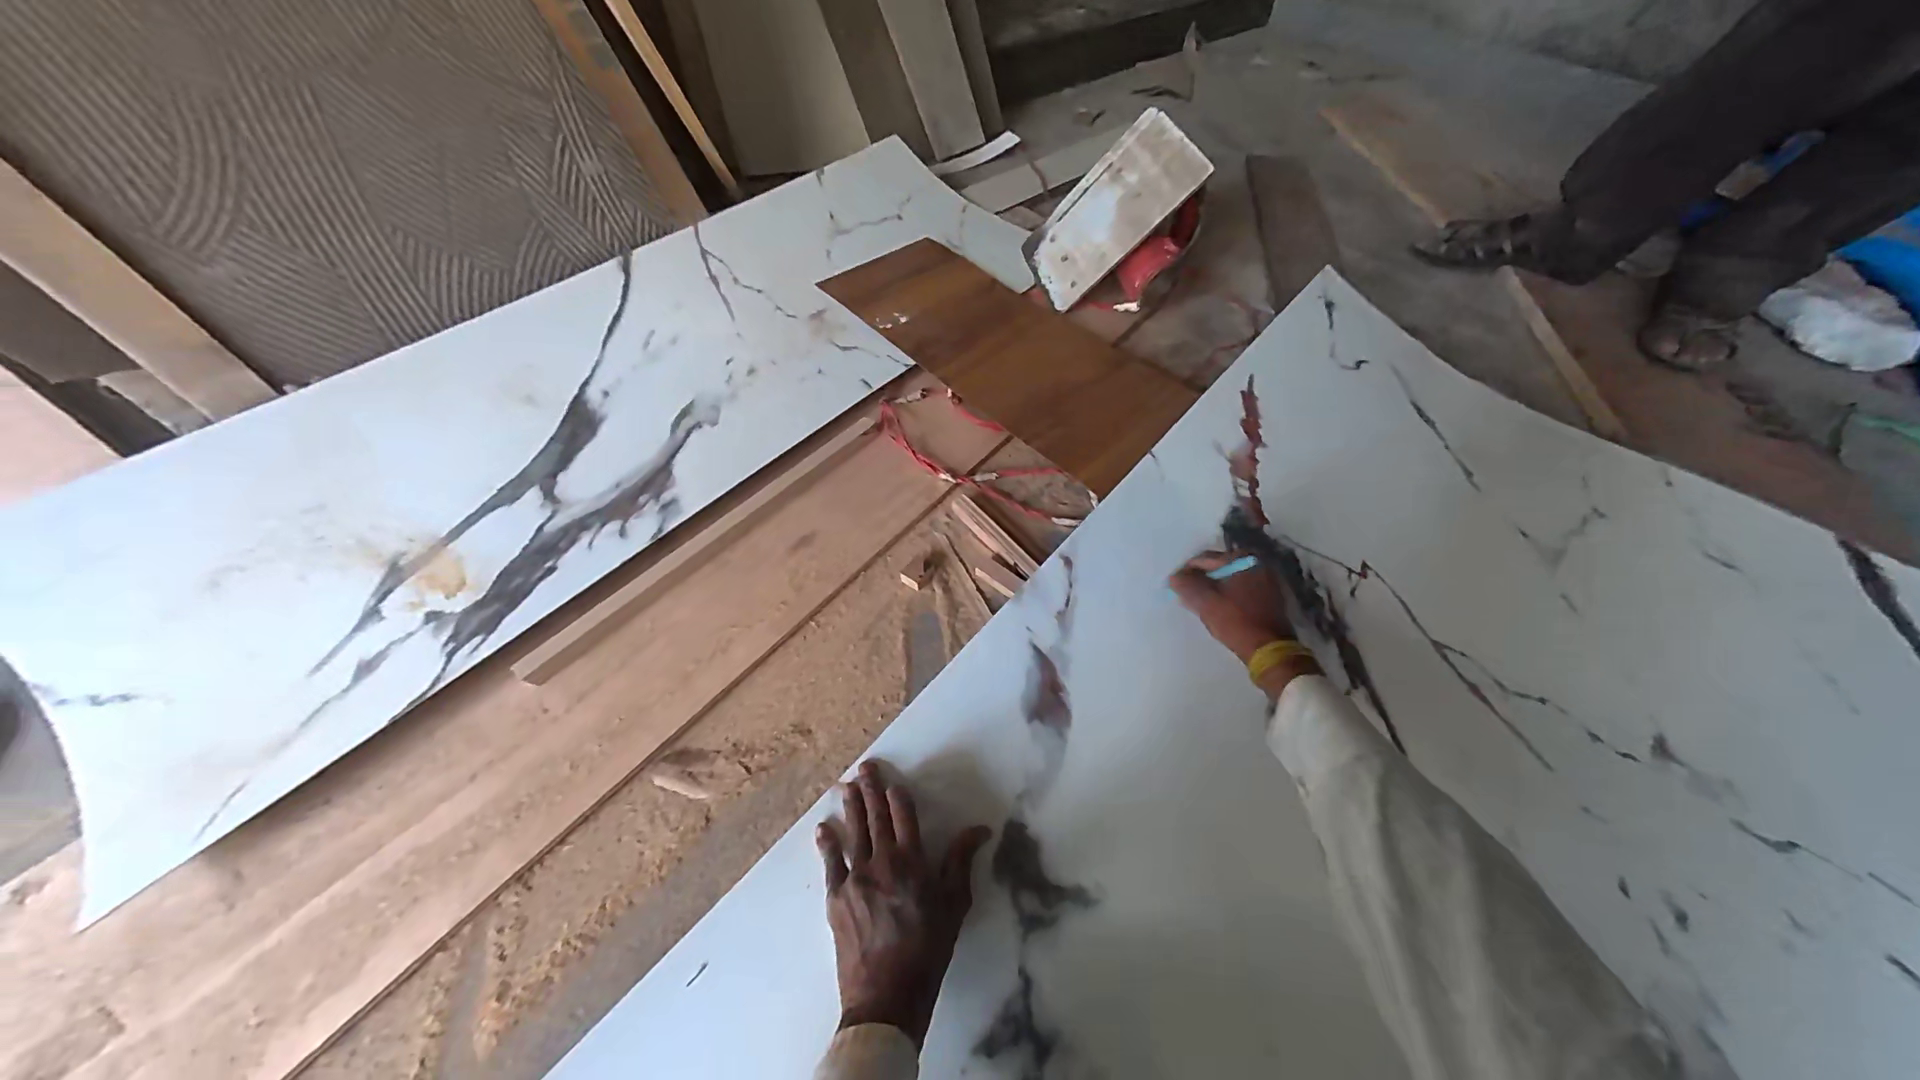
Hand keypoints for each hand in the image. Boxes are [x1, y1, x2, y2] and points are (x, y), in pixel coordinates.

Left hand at [815, 760, 992, 1046]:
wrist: (886, 994)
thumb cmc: (928, 949)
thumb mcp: (954, 905)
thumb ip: (961, 862)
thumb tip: (979, 829)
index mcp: (912, 862)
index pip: (904, 817)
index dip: (897, 796)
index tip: (893, 780)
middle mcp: (882, 861)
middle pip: (876, 817)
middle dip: (871, 790)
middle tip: (866, 767)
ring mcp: (855, 878)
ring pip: (853, 833)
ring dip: (850, 807)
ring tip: (847, 785)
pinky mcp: (836, 897)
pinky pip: (831, 863)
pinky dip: (827, 844)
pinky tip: (823, 829)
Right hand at [1169, 551, 1318, 696]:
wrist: (1269, 649)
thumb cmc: (1236, 621)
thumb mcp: (1205, 601)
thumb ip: (1186, 584)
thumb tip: (1175, 576)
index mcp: (1243, 559)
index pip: (1204, 559)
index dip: (1186, 572)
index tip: (1175, 586)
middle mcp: (1258, 563)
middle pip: (1218, 567)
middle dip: (1200, 580)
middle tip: (1184, 594)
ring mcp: (1266, 579)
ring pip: (1229, 579)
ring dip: (1212, 588)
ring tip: (1197, 603)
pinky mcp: (1269, 596)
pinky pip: (1240, 589)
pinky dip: (1226, 595)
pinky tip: (1216, 607)